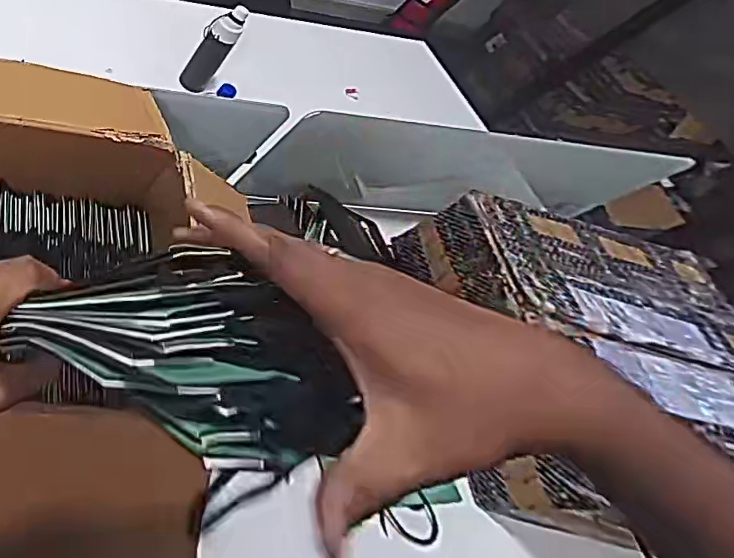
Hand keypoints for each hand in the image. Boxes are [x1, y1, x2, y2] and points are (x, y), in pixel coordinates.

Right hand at [178, 200, 644, 555]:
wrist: (542, 379)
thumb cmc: (473, 405)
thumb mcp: (407, 452)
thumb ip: (353, 489)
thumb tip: (318, 540)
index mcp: (349, 302)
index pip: (279, 256)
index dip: (233, 231)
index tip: (194, 209)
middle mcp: (357, 279)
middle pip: (284, 244)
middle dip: (235, 232)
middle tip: (192, 230)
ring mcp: (376, 280)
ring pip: (307, 250)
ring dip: (264, 243)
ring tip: (227, 249)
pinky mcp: (391, 289)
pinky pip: (327, 262)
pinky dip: (294, 259)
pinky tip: (291, 281)